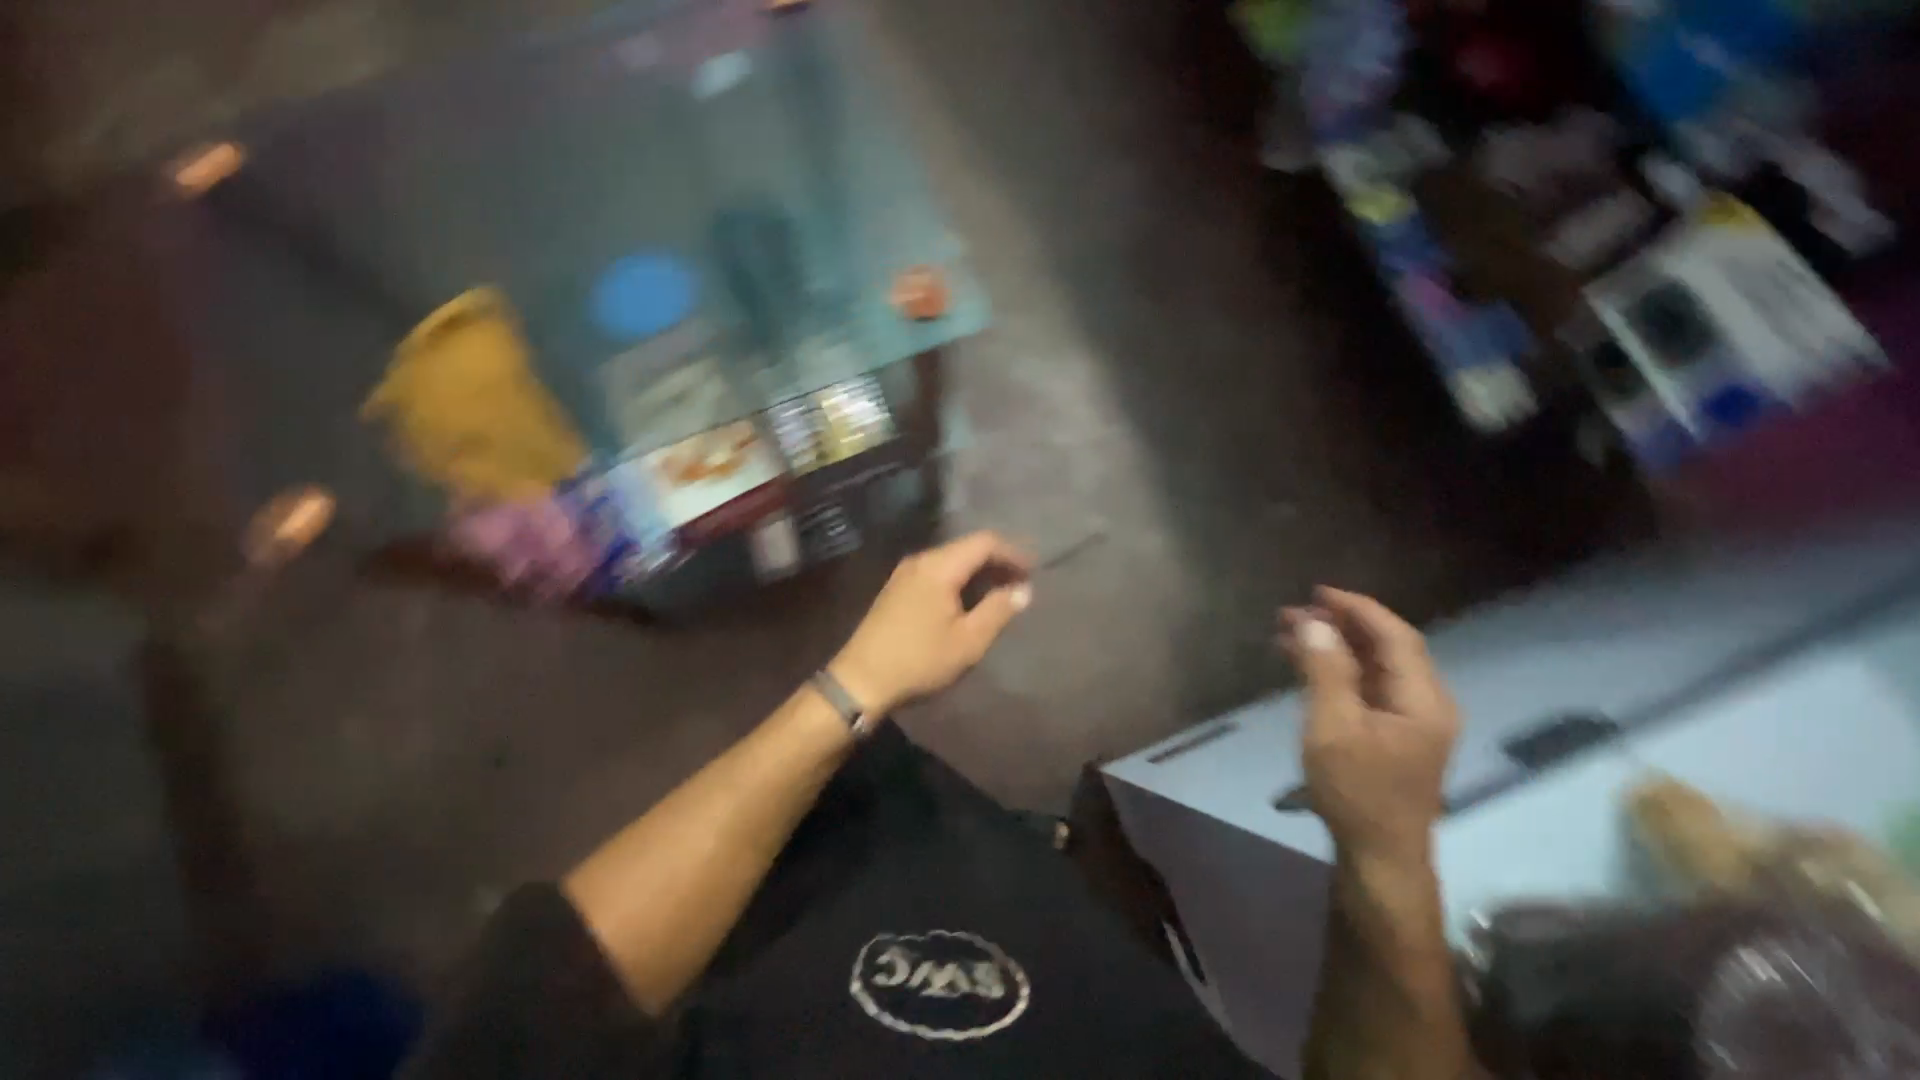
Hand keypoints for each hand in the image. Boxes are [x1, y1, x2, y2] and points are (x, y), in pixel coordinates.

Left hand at [830, 531, 1033, 714]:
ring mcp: (904, 574)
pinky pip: (936, 573)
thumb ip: (999, 610)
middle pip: (966, 548)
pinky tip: (968, 603)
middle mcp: (920, 561)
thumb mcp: (968, 641)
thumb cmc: (919, 660)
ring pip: (950, 561)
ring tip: (1000, 595)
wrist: (861, 681)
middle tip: (1021, 583)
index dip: (1013, 553)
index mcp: (938, 566)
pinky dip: (958, 581)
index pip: (984, 542)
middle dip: (997, 562)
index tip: (1034, 571)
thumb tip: (1023, 590)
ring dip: (978, 573)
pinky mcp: (896, 590)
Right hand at [1281, 587, 1459, 862]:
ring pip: (1375, 670)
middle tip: (1294, 613)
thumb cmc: (1357, 792)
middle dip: (1342, 626)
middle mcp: (1426, 704)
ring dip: (1336, 648)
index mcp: (1423, 699)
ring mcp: (1412, 724)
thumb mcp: (1333, 728)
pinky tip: (1307, 668)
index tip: (1318, 592)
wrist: (1379, 858)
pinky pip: (1368, 691)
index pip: (1395, 637)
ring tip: (1291, 634)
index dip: (1358, 609)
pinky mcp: (1395, 739)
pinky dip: (1339, 674)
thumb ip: (1326, 671)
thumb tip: (1315, 623)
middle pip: (1387, 650)